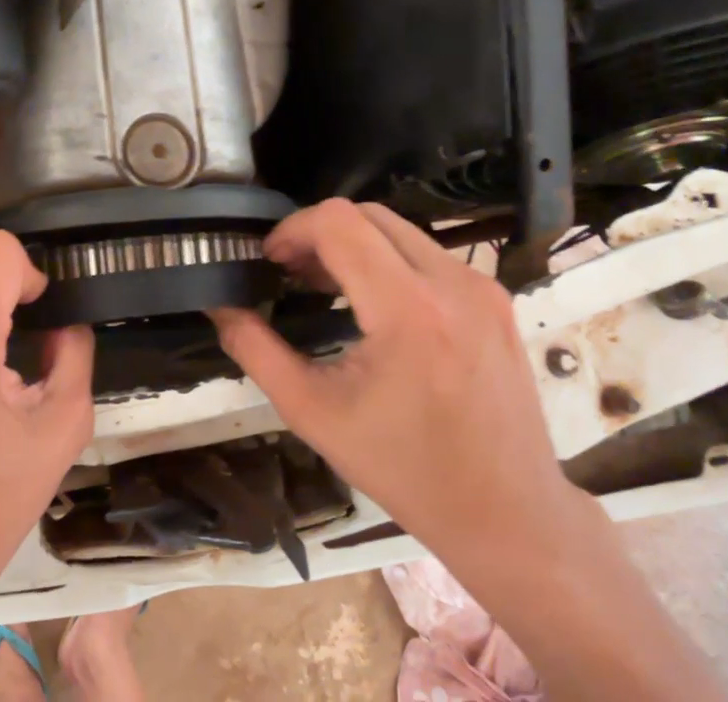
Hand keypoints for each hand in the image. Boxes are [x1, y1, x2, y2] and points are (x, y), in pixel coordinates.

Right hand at [213, 201, 727, 701]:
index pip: (339, 223)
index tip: (269, 261)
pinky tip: (370, 304)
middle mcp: (453, 284)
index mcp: (408, 311)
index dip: (292, 230)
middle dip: (318, 233)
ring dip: (353, 245)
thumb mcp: (313, 413)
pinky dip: (388, 262)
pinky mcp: (496, 301)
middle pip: (368, 215)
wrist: (507, 512)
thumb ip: (256, 351)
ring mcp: (482, 289)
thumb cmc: (404, 469)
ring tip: (323, 287)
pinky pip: (429, 256)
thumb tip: (220, 307)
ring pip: (400, 231)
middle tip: (289, 272)